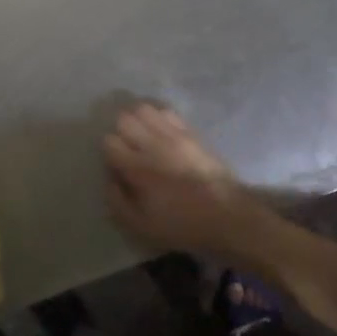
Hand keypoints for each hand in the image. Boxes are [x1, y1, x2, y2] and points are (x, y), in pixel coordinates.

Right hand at [102, 103, 273, 263]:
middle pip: (124, 118)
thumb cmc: (182, 225)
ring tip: (144, 138)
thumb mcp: (141, 226)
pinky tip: (162, 134)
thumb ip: (117, 201)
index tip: (117, 166)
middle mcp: (153, 144)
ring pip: (144, 109)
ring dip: (138, 121)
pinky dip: (158, 118)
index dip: (110, 153)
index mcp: (138, 167)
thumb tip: (110, 178)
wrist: (227, 215)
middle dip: (121, 132)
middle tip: (128, 149)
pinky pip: (167, 112)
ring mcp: (174, 134)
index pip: (109, 141)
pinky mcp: (191, 132)